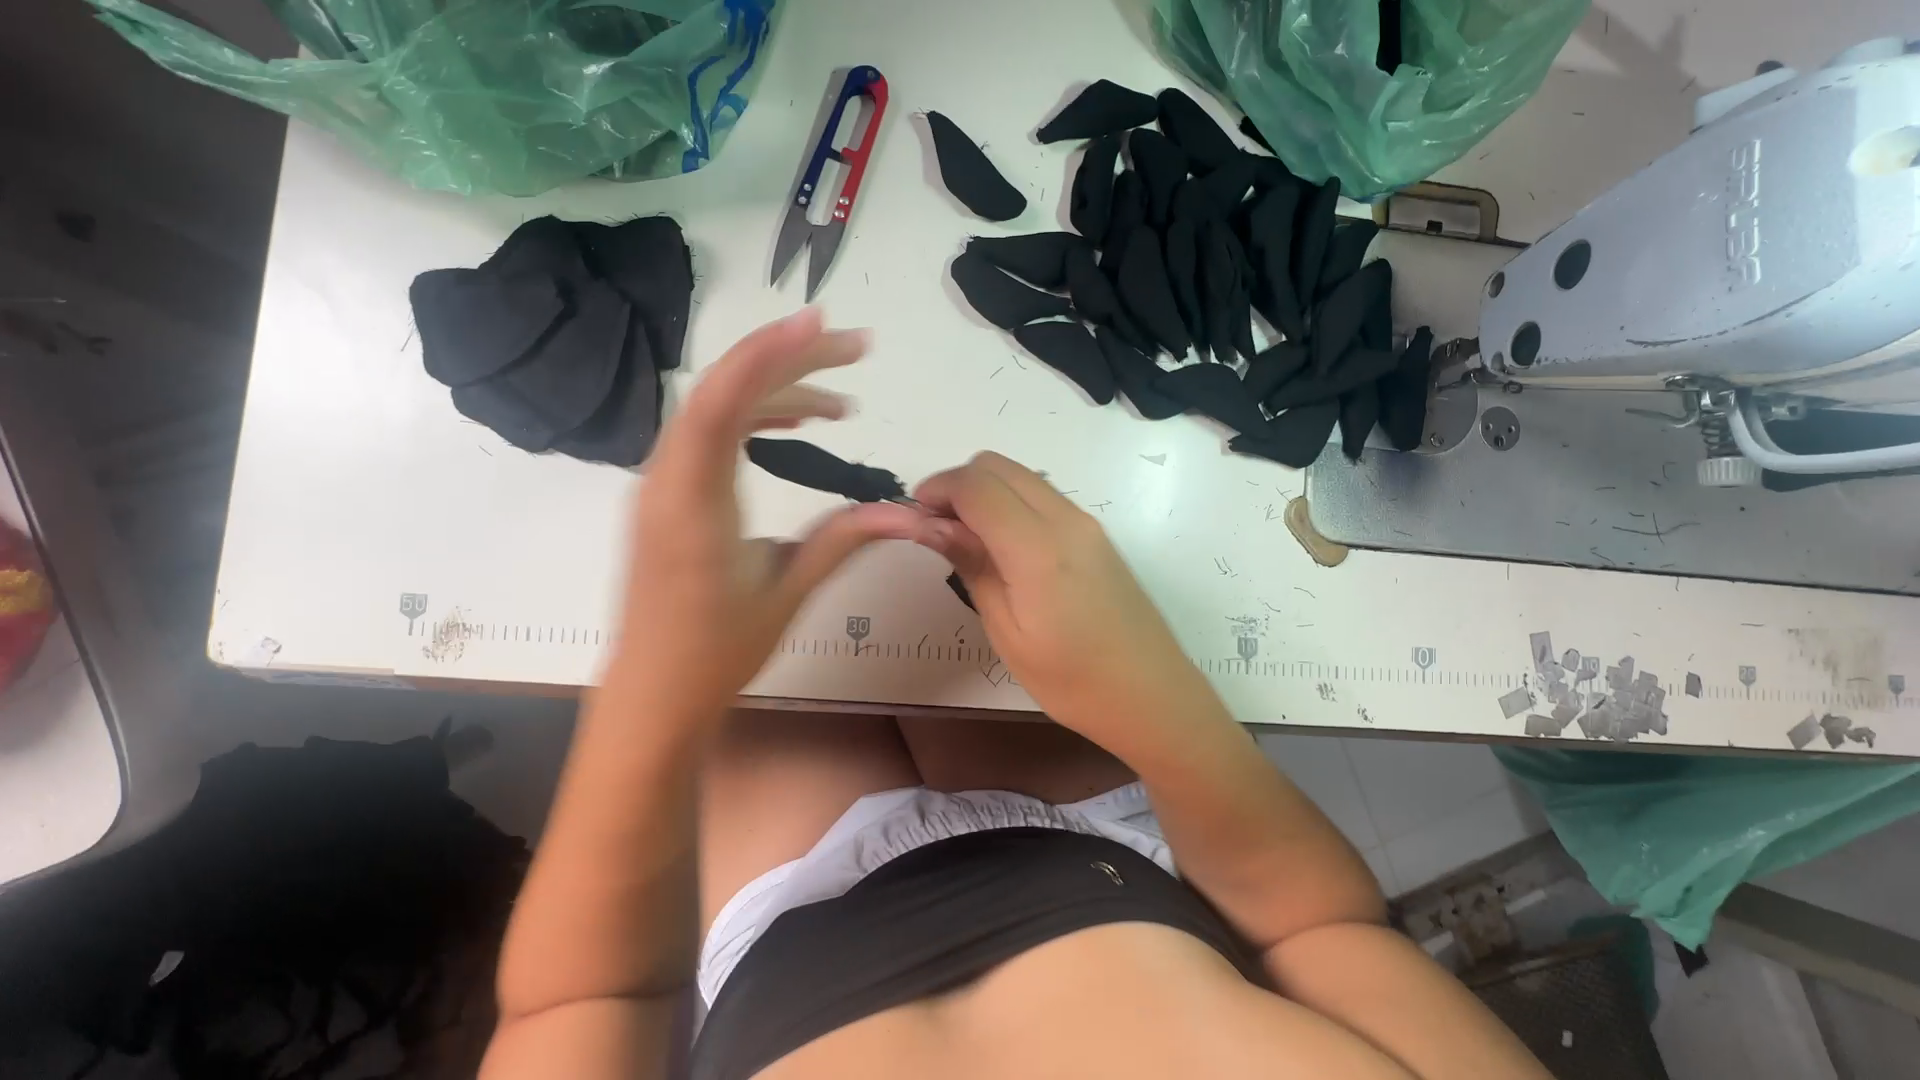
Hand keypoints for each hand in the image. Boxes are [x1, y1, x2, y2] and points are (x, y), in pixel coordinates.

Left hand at [612, 309, 922, 716]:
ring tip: (840, 397)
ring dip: (775, 389)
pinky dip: (751, 416)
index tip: (822, 324)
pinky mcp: (667, 495)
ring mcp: (661, 484)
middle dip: (790, 360)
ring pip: (715, 409)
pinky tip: (792, 422)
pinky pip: (707, 434)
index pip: (722, 402)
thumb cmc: (715, 654)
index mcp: (692, 502)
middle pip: (723, 390)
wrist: (651, 696)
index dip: (770, 353)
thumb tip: (911, 513)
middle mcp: (666, 479)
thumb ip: (843, 539)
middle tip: (857, 350)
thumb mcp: (786, 594)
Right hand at [911, 453, 1222, 740]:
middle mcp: (1066, 519)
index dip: (937, 490)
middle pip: (998, 466)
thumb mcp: (1008, 632)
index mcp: (1038, 548)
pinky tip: (1002, 547)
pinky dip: (1011, 503)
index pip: (976, 485)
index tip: (914, 517)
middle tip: (936, 528)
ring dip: (985, 492)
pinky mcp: (1096, 535)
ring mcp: (1086, 524)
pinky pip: (1043, 496)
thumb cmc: (1071, 680)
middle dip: (958, 485)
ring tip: (965, 540)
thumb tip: (932, 524)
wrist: (1151, 696)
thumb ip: (972, 565)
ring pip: (1022, 476)